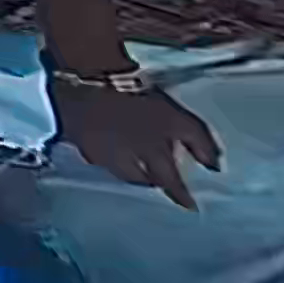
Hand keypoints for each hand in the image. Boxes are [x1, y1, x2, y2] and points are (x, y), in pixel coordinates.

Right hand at [50, 80, 221, 209]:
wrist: (86, 74)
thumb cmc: (139, 99)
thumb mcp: (180, 119)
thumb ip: (202, 145)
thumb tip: (213, 168)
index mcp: (150, 157)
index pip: (170, 184)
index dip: (182, 196)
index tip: (190, 207)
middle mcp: (121, 158)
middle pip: (135, 178)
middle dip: (145, 180)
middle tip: (151, 178)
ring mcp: (92, 145)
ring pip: (107, 166)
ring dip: (118, 167)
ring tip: (122, 162)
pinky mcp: (70, 132)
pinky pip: (85, 149)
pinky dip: (95, 151)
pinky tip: (97, 145)